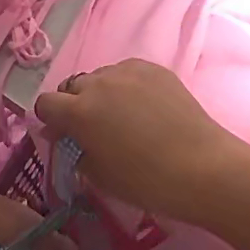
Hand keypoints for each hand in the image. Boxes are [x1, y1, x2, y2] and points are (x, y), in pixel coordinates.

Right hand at [32, 59, 249, 224]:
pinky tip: (144, 107)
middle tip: (95, 129)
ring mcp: (127, 71)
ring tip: (124, 117)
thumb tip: (64, 135)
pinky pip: (126, 72)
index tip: (64, 135)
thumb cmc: (146, 181)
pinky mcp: (153, 68)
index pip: (45, 103)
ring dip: (102, 94)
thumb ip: (73, 150)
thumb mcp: (98, 175)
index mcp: (78, 111)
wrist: (203, 167)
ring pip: (100, 77)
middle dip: (75, 104)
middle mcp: (98, 83)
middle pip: (72, 86)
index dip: (51, 119)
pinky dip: (126, 86)